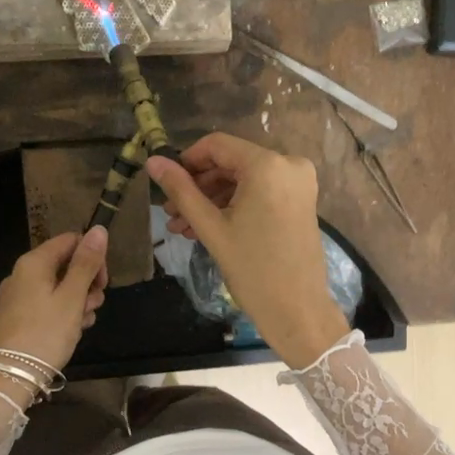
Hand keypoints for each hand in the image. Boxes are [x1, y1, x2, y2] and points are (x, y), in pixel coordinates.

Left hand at [0, 227, 107, 384]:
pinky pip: (48, 305)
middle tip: (94, 306)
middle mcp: (22, 273)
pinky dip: (63, 313)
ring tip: (83, 323)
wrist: (13, 374)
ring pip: (59, 288)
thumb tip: (99, 229)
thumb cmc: (46, 333)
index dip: (92, 258)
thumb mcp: (72, 297)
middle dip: (87, 283)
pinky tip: (71, 331)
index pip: (70, 242)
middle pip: (65, 265)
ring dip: (78, 301)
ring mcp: (19, 296)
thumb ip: (86, 263)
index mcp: (34, 263)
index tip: (102, 283)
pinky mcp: (19, 316)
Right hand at [148, 133, 351, 367]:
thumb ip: (182, 192)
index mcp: (267, 165)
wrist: (297, 309)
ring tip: (184, 227)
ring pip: (245, 180)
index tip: (166, 182)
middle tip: (171, 213)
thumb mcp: (212, 229)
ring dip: (214, 200)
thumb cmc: (253, 270)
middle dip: (199, 187)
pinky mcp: (301, 201)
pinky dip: (236, 206)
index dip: (187, 161)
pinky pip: (261, 193)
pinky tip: (210, 228)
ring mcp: (299, 183)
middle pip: (232, 163)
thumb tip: (153, 162)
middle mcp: (289, 164)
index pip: (217, 145)